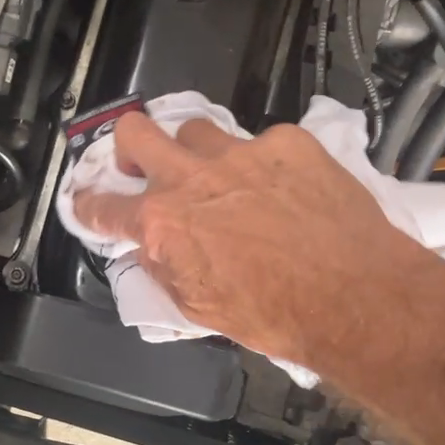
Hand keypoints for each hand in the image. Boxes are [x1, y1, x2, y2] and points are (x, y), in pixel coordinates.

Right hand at [71, 113, 418, 365]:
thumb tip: (154, 252)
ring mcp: (241, 155)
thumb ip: (165, 270)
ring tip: (219, 180)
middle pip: (135, 133)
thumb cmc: (277, 314)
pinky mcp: (288, 144)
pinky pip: (259, 141)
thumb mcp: (198, 308)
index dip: (88, 205)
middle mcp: (193, 180)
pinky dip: (259, 163)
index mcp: (164, 224)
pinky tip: (280, 190)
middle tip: (141, 166)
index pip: (103, 206)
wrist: (356, 299)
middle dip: (128, 148)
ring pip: (195, 130)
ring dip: (196, 154)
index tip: (87, 203)